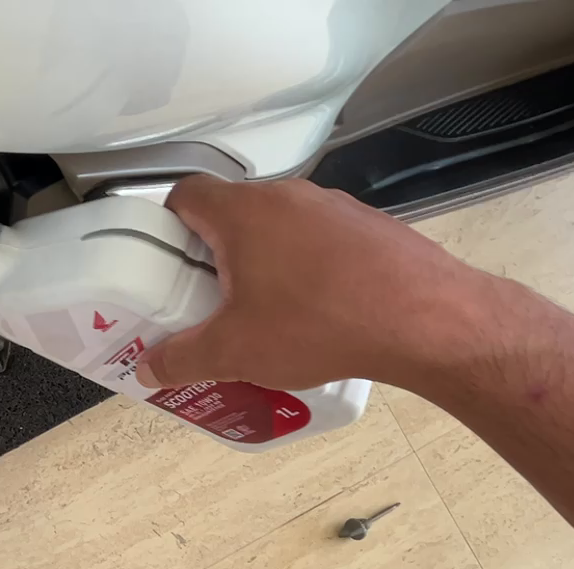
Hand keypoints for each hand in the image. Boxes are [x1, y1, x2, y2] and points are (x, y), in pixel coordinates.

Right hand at [136, 176, 535, 391]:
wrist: (426, 321)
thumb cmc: (316, 324)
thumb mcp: (233, 352)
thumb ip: (180, 359)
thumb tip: (147, 368)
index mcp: (244, 213)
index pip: (185, 194)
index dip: (163, 226)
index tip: (160, 266)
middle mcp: (288, 196)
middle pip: (228, 215)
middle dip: (207, 257)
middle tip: (201, 304)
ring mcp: (333, 207)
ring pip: (273, 229)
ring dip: (254, 264)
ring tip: (256, 315)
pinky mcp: (367, 228)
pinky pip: (313, 242)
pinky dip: (298, 270)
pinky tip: (308, 314)